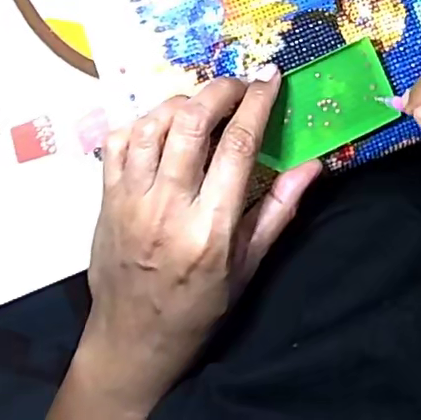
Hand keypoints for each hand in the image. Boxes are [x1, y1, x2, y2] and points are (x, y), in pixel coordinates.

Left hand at [58, 67, 320, 417]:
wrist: (133, 342)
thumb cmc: (198, 308)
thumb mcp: (248, 267)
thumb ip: (279, 210)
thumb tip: (313, 164)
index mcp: (210, 229)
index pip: (238, 146)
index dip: (257, 103)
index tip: (269, 78)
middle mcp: (168, 207)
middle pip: (192, 123)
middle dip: (220, 90)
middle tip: (238, 84)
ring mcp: (131, 198)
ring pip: (153, 125)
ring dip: (181, 101)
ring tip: (201, 102)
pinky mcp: (106, 195)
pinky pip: (119, 140)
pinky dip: (142, 120)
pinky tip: (162, 123)